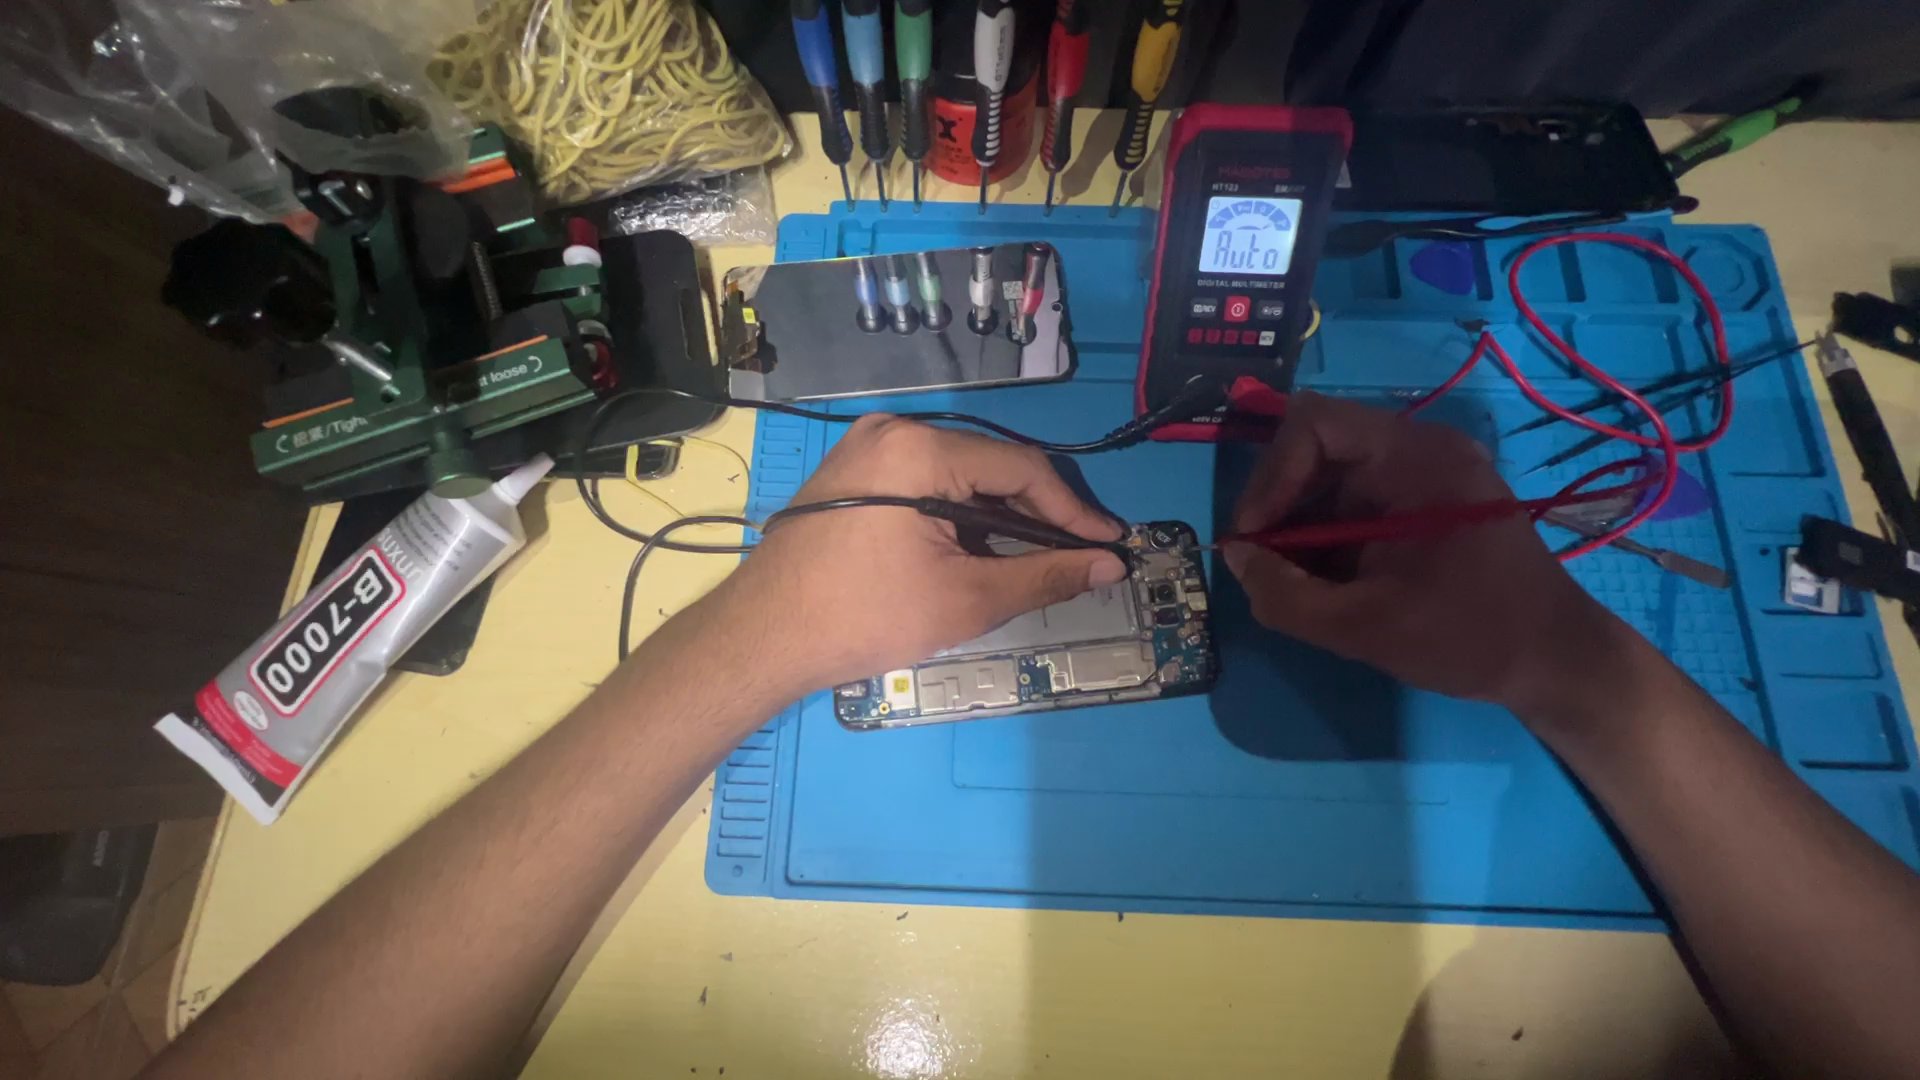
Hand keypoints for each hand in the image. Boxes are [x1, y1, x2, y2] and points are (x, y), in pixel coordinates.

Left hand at [700, 415, 1127, 697]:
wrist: (763, 639)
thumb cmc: (867, 618)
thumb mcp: (967, 599)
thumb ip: (1045, 576)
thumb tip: (1110, 565)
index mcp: (920, 449)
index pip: (1020, 468)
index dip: (1071, 509)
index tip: (1109, 543)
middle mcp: (893, 431)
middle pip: (988, 467)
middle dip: (1035, 514)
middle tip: (1077, 554)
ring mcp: (866, 449)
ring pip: (957, 477)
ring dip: (998, 518)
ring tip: (1034, 559)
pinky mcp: (852, 474)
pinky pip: (924, 484)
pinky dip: (958, 516)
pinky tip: (977, 550)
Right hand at [1225, 393, 1624, 712]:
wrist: (1555, 663)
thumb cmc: (1472, 638)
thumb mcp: (1363, 627)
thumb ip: (1283, 594)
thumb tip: (1233, 558)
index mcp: (1415, 459)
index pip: (1312, 425)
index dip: (1269, 477)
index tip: (1254, 538)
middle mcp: (1413, 451)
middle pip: (1309, 452)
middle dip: (1275, 510)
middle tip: (1260, 565)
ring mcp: (1414, 476)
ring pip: (1319, 483)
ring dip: (1292, 530)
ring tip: (1289, 583)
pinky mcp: (1411, 504)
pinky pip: (1342, 505)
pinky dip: (1317, 541)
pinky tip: (1319, 584)